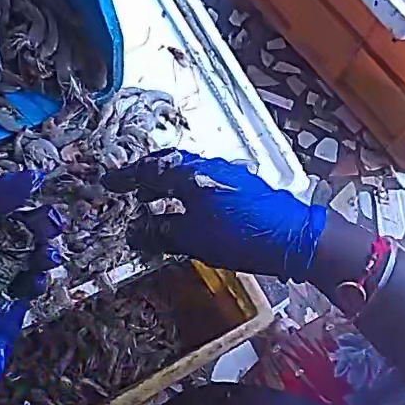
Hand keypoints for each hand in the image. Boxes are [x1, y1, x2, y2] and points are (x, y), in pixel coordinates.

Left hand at [0, 172, 64, 404]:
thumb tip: (12, 215)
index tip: (29, 182)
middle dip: (24, 222)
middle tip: (52, 220)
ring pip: (15, 254)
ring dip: (35, 249)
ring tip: (50, 252)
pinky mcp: (2, 310)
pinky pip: (23, 282)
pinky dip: (34, 277)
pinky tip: (39, 279)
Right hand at [104, 150, 326, 280]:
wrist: (294, 238)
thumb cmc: (241, 235)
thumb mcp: (193, 238)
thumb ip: (160, 232)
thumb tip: (135, 233)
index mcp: (191, 173)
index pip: (149, 170)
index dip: (126, 178)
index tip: (110, 182)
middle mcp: (208, 166)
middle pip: (168, 167)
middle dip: (145, 179)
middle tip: (129, 192)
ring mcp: (226, 174)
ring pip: (185, 174)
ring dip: (166, 186)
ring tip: (151, 202)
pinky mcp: (239, 186)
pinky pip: (201, 182)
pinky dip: (184, 192)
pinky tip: (183, 209)